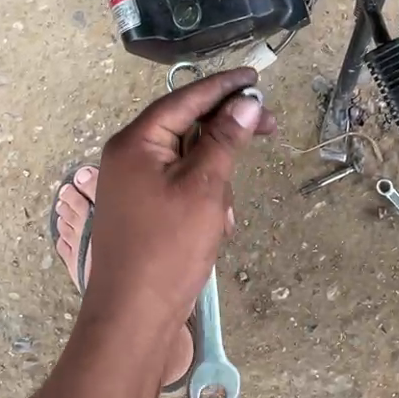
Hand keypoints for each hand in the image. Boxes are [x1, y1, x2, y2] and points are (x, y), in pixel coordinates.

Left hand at [81, 68, 275, 334]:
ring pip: (188, 159)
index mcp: (135, 142)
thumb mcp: (205, 186)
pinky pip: (181, 186)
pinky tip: (216, 225)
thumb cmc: (168, 248)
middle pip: (186, 125)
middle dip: (225, 132)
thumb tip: (246, 102)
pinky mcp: (143, 211)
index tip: (256, 76)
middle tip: (269, 127)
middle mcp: (129, 156)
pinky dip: (204, 196)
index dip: (223, 86)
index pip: (185, 98)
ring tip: (225, 211)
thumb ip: (225, 139)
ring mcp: (134, 186)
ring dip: (216, 174)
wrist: (132, 320)